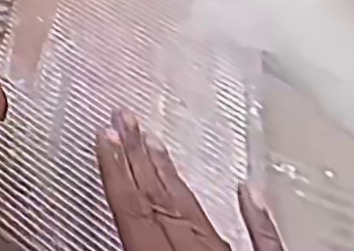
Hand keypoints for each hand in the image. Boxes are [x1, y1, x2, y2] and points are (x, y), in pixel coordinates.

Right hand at [96, 111, 283, 250]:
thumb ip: (127, 238)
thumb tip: (87, 226)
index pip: (132, 206)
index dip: (115, 166)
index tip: (105, 131)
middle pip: (160, 197)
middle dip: (137, 153)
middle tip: (125, 115)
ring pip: (198, 210)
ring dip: (173, 174)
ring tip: (155, 139)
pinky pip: (265, 245)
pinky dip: (256, 216)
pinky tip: (248, 190)